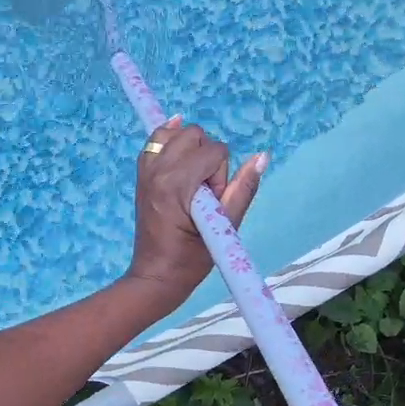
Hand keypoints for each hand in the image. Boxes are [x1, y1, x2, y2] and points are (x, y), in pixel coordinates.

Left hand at [126, 117, 266, 298]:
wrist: (157, 273)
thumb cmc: (192, 257)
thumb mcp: (226, 225)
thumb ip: (243, 188)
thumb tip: (263, 156)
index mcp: (177, 184)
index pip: (215, 151)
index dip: (221, 174)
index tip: (212, 201)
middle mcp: (158, 170)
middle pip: (194, 135)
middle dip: (207, 157)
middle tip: (203, 191)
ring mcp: (146, 170)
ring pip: (174, 132)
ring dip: (190, 147)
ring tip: (192, 175)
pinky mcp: (141, 173)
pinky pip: (155, 140)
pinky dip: (168, 137)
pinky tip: (179, 141)